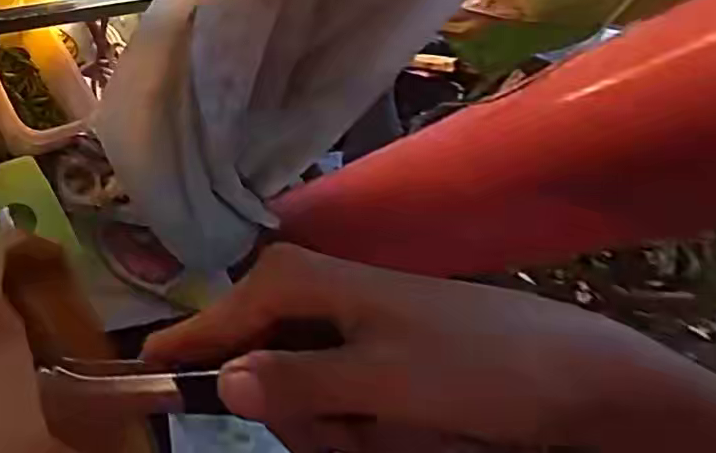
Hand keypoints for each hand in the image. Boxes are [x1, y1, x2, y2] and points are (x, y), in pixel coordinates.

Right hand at [140, 244, 696, 452]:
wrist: (572, 369)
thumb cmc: (475, 364)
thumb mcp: (388, 384)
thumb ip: (301, 384)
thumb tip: (223, 386)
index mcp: (284, 280)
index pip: (213, 324)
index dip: (180, 354)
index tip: (143, 376)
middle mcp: (288, 289)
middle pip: (250, 367)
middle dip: (295, 417)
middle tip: (355, 441)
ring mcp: (318, 315)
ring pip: (284, 386)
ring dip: (330, 427)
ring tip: (389, 435)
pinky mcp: (346, 343)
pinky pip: (318, 390)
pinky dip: (349, 422)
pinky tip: (390, 426)